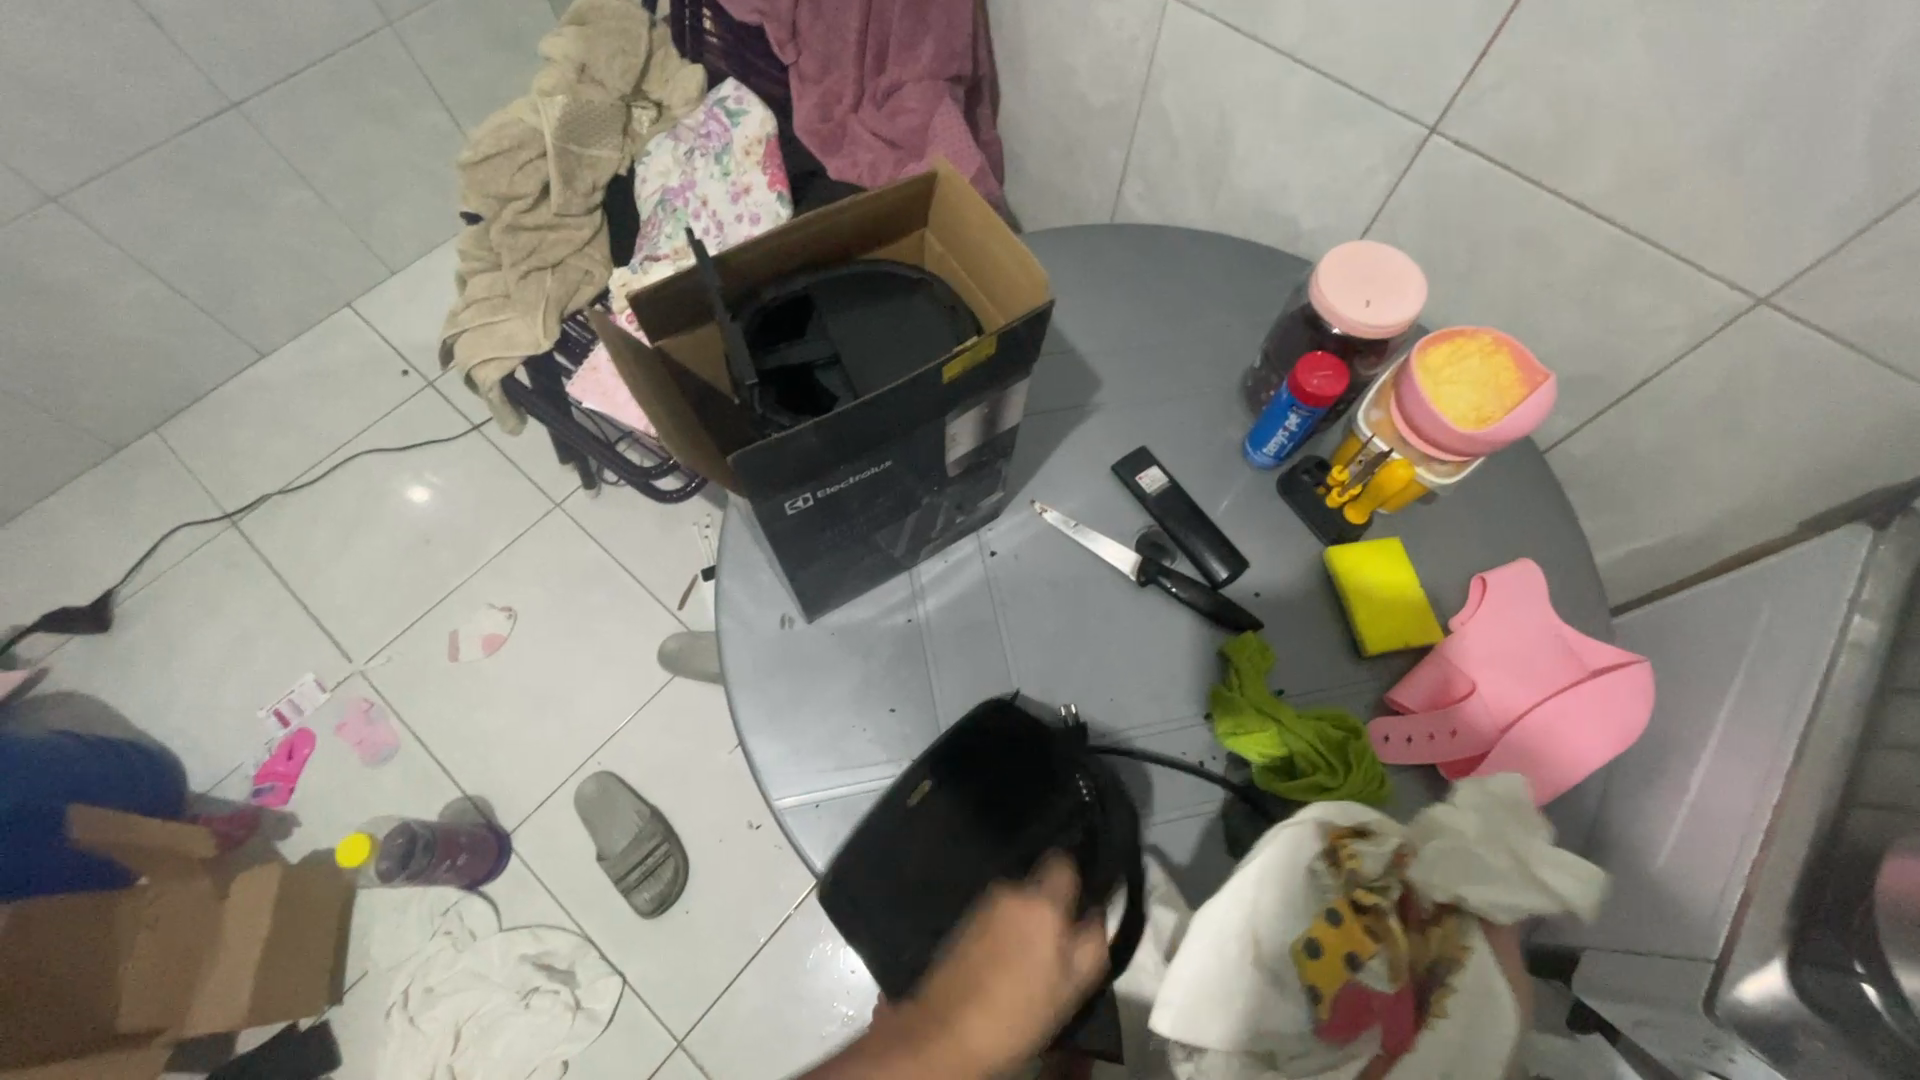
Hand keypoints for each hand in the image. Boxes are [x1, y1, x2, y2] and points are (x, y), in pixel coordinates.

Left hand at [889, 853, 1110, 1077]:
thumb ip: (1094, 940)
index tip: (1081, 902)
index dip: (1076, 878)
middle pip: (1040, 886)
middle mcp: (1009, 891)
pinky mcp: (962, 922)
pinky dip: (1004, 933)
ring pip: (1017, 904)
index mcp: (1041, 901)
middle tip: (1058, 946)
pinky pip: (996, 917)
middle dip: (1051, 909)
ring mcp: (981, 904)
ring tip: (1028, 963)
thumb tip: (1098, 912)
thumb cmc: (1019, 1012)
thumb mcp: (1073, 985)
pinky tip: (1004, 966)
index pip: (1064, 862)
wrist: (947, 1031)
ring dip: (1026, 923)